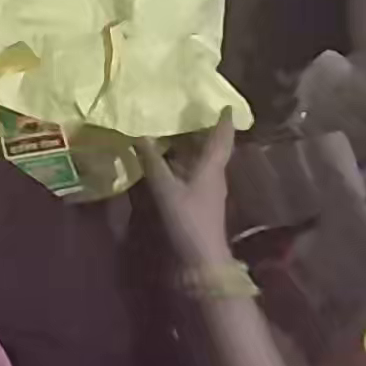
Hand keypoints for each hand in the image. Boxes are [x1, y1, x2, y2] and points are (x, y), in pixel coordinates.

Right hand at [142, 112, 236, 267]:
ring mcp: (208, 190)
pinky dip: (183, 162)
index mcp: (211, 167)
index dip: (223, 121)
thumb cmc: (189, 220)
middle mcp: (213, 175)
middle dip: (202, 130)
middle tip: (189, 111)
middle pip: (211, 147)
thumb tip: (140, 133)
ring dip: (191, 146)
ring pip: (201, 160)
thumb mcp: (166, 188)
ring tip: (174, 130)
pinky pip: (193, 172)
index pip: (221, 138)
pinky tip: (168, 161)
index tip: (225, 105)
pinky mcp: (199, 202)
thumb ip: (152, 161)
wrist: (203, 260)